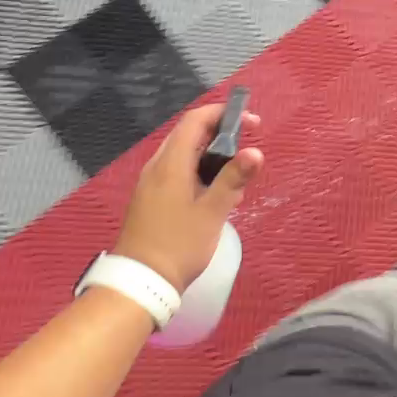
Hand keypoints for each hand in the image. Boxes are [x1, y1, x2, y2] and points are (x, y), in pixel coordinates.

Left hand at [113, 101, 263, 291]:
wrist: (140, 283)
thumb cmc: (179, 244)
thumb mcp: (212, 212)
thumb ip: (233, 179)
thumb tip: (256, 151)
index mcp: (170, 163)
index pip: (195, 120)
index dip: (223, 113)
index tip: (251, 121)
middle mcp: (157, 166)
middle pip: (189, 133)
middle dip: (220, 131)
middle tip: (248, 143)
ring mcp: (151, 183)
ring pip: (183, 153)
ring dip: (211, 152)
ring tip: (236, 171)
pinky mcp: (151, 198)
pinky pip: (177, 170)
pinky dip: (199, 169)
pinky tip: (215, 191)